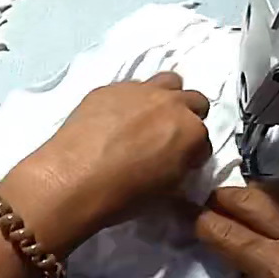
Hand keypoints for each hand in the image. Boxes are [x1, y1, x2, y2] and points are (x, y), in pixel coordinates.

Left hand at [0, 73, 211, 249]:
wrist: (74, 180)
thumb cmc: (125, 194)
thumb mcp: (166, 192)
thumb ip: (180, 168)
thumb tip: (175, 162)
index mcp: (192, 132)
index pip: (204, 141)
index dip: (192, 155)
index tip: (178, 165)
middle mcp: (172, 104)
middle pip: (194, 102)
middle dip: (186, 118)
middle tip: (166, 139)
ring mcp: (140, 90)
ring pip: (168, 83)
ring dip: (164, 98)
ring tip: (146, 120)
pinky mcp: (110, 87)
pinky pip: (130, 88)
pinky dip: (130, 102)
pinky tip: (113, 121)